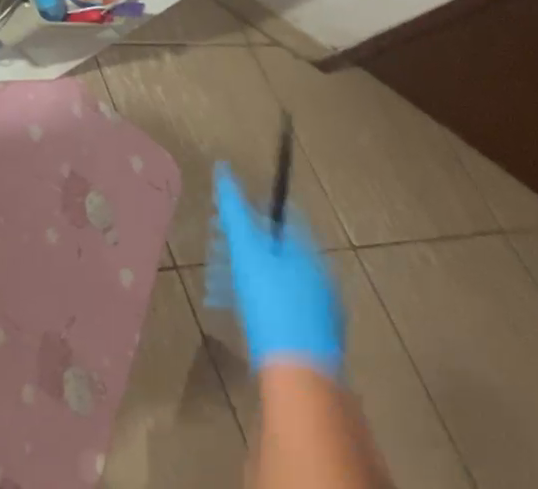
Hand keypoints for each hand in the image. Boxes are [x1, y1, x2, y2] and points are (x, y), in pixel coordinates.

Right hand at [208, 163, 344, 377]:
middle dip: (246, 243)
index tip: (226, 214)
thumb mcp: (246, 252)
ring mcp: (321, 303)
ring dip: (248, 272)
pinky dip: (260, 296)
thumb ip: (234, 212)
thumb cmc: (269, 302)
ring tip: (220, 282)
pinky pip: (283, 300)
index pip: (285, 216)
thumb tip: (224, 169)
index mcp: (306, 252)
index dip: (255, 208)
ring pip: (279, 275)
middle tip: (217, 248)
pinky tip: (239, 307)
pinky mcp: (314, 329)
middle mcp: (320, 273)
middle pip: (279, 246)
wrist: (298, 367)